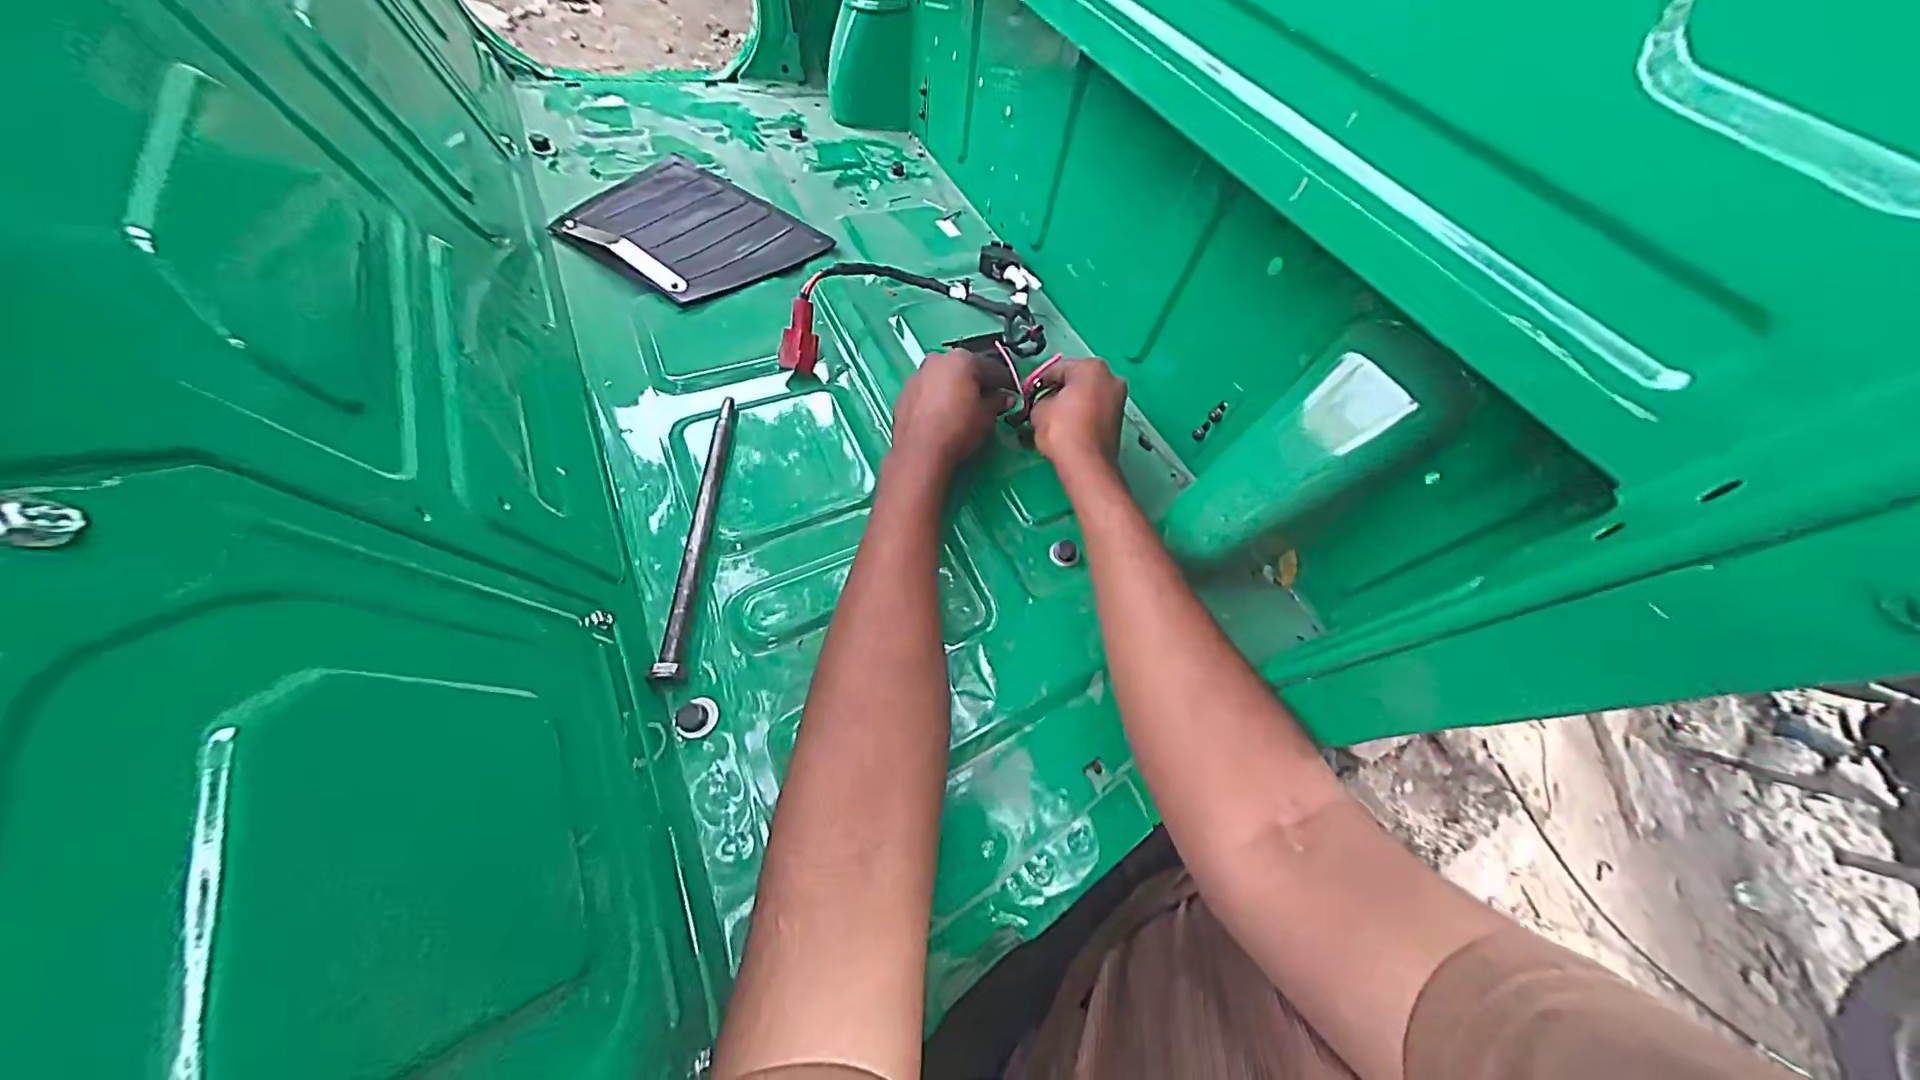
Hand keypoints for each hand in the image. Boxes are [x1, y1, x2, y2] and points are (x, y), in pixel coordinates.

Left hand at [888, 349, 1012, 477]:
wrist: (920, 450)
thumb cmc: (959, 428)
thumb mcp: (987, 416)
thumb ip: (997, 402)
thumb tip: (1005, 398)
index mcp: (962, 359)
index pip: (992, 368)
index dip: (1005, 382)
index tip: (1012, 392)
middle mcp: (938, 360)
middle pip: (964, 369)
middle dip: (977, 382)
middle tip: (987, 399)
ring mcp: (917, 375)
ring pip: (943, 379)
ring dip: (954, 389)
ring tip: (963, 408)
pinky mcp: (904, 393)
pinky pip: (927, 392)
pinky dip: (937, 399)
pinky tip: (942, 415)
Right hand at [1029, 357, 1126, 469]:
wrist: (1086, 464)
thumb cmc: (1061, 429)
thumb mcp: (1039, 409)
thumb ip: (1039, 399)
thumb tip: (1044, 403)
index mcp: (1092, 367)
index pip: (1057, 369)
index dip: (1038, 382)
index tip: (1028, 393)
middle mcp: (1111, 377)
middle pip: (1076, 381)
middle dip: (1057, 391)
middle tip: (1039, 405)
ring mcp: (1118, 399)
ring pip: (1086, 396)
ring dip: (1069, 404)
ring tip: (1051, 419)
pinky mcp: (1118, 419)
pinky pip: (1093, 410)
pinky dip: (1080, 415)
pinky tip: (1066, 427)